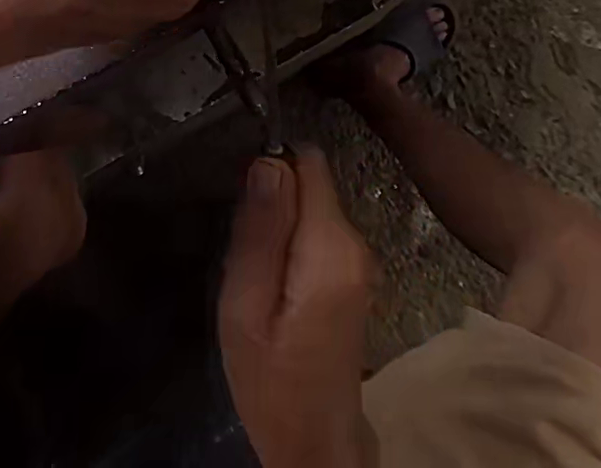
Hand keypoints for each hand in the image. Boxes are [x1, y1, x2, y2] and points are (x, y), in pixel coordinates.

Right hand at [219, 147, 377, 467]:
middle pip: (309, 181)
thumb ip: (259, 231)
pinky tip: (269, 270)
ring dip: (276, 216)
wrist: (313, 441)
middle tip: (242, 237)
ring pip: (309, 202)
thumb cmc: (270, 377)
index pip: (308, 163)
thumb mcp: (244, 305)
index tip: (243, 193)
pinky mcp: (351, 270)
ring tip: (252, 258)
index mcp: (330, 248)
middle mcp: (355, 243)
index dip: (271, 164)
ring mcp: (359, 258)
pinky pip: (313, 225)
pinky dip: (288, 234)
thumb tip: (267, 161)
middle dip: (271, 194)